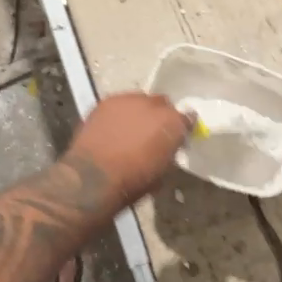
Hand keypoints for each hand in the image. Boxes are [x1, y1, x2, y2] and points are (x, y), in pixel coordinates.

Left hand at [67, 93, 194, 202]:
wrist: (93, 177)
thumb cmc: (132, 182)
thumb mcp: (162, 172)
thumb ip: (168, 152)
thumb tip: (166, 148)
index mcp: (173, 123)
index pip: (188, 118)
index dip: (181, 128)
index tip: (177, 137)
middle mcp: (155, 105)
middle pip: (163, 104)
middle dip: (160, 116)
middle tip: (152, 132)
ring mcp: (129, 99)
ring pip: (140, 100)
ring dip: (139, 112)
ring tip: (130, 128)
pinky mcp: (107, 100)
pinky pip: (119, 103)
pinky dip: (120, 113)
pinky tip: (113, 127)